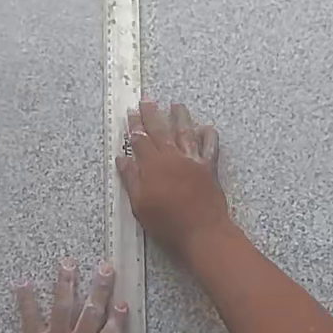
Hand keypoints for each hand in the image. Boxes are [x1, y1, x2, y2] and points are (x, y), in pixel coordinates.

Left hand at [0, 258, 145, 332]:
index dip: (119, 318)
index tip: (124, 302)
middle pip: (91, 312)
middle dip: (100, 289)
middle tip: (105, 268)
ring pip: (62, 306)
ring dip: (66, 283)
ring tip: (69, 263)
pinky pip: (29, 316)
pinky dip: (26, 299)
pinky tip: (24, 282)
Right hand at [116, 101, 232, 262]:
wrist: (202, 231)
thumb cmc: (168, 223)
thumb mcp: (140, 205)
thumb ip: (132, 179)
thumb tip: (122, 159)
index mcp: (153, 166)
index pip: (141, 141)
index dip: (135, 127)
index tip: (131, 114)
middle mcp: (173, 158)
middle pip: (161, 131)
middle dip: (152, 115)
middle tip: (147, 101)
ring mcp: (193, 161)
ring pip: (185, 132)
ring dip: (180, 117)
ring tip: (176, 105)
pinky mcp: (209, 168)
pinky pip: (210, 147)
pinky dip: (209, 135)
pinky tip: (206, 127)